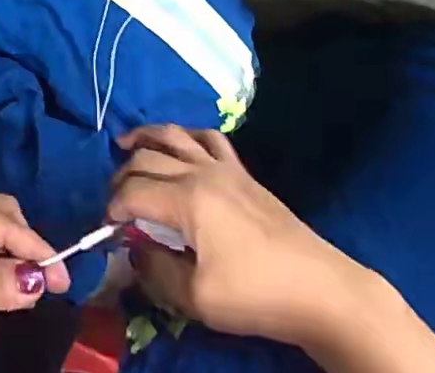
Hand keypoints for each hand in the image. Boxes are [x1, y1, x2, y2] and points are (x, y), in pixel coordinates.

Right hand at [106, 125, 375, 348]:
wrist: (327, 294)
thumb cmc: (260, 296)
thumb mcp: (198, 298)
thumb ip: (156, 271)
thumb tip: (135, 250)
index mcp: (185, 199)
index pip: (132, 193)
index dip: (112, 208)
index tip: (108, 229)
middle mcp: (199, 172)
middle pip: (144, 160)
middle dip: (120, 177)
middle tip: (115, 200)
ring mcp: (223, 168)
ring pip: (172, 135)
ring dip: (143, 137)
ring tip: (125, 144)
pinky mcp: (243, 173)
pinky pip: (208, 138)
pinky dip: (185, 135)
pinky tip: (177, 143)